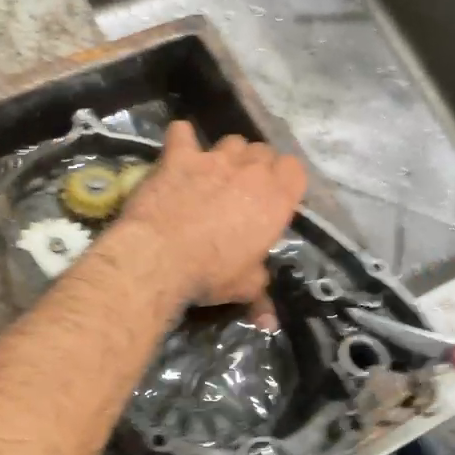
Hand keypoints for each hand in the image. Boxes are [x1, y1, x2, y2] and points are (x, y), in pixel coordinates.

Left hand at [115, 121, 307, 312]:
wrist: (160, 258)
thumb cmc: (210, 274)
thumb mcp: (244, 287)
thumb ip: (259, 290)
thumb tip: (268, 320)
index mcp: (275, 200)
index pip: (295, 170)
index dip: (284, 180)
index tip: (273, 197)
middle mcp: (250, 171)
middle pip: (263, 152)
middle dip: (256, 166)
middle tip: (242, 190)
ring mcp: (214, 159)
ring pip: (231, 141)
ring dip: (227, 154)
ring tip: (214, 173)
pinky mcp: (179, 156)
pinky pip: (182, 134)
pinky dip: (181, 139)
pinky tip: (178, 149)